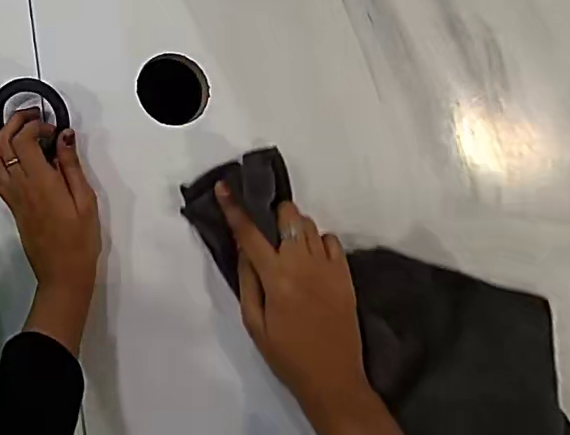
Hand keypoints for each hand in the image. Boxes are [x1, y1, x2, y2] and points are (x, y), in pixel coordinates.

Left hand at [0, 109, 100, 355]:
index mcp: (40, 182)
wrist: (63, 276)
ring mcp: (13, 196)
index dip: (35, 125)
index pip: (24, 140)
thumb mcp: (85, 200)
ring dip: (4, 136)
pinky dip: (0, 156)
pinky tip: (13, 154)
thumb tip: (65, 136)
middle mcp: (21, 187)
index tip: (53, 128)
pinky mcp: (12, 206)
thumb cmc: (79, 242)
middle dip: (15, 123)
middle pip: (5, 143)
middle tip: (32, 116)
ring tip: (22, 128)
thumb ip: (72, 164)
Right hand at [216, 182, 400, 434]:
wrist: (335, 383)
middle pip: (288, 214)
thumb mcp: (254, 323)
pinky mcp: (346, 277)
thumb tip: (242, 247)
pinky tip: (312, 259)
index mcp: (276, 278)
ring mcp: (328, 268)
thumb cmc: (287, 356)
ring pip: (309, 224)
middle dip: (275, 215)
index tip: (223, 186)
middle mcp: (302, 265)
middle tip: (269, 233)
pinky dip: (319, 241)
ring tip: (290, 248)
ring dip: (295, 228)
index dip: (234, 207)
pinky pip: (332, 240)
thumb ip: (246, 280)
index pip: (249, 232)